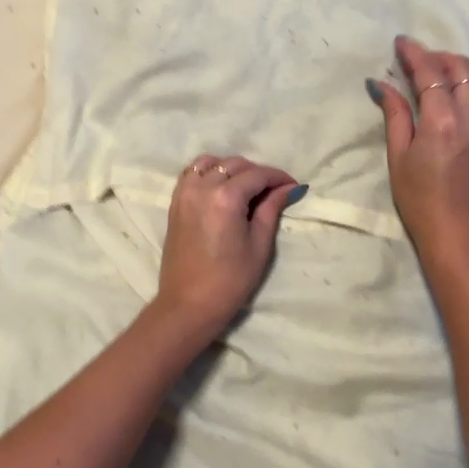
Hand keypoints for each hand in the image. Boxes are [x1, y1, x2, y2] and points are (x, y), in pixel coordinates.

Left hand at [153, 155, 304, 333]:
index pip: (257, 174)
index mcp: (225, 197)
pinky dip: (208, 173)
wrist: (189, 303)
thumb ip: (271, 210)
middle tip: (273, 192)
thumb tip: (287, 188)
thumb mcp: (259, 245)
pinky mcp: (175, 203)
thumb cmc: (230, 280)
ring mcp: (184, 193)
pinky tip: (221, 188)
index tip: (293, 186)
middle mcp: (201, 187)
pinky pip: (191, 174)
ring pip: (210, 163)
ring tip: (246, 188)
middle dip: (257, 173)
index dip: (278, 178)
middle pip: (234, 165)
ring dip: (230, 169)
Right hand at [369, 36, 468, 260]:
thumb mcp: (399, 157)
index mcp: (442, 121)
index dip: (414, 53)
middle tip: (417, 59)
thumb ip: (395, 116)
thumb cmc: (420, 200)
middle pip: (460, 68)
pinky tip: (457, 96)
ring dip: (458, 70)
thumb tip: (384, 84)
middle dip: (437, 56)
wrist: (461, 234)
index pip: (429, 73)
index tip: (401, 42)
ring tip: (437, 74)